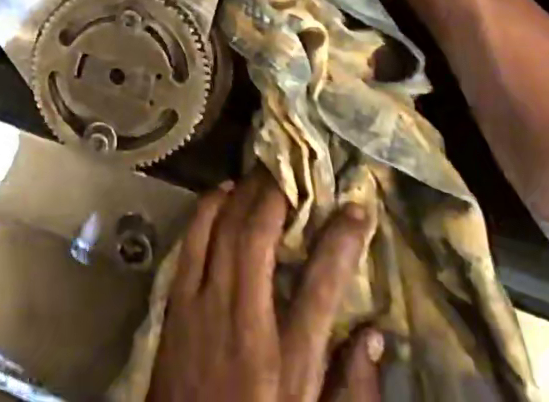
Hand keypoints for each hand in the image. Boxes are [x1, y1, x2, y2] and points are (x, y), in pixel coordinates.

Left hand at [148, 171, 382, 401]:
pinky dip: (206, 211)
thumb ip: (350, 388)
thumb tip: (374, 334)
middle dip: (278, 196)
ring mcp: (202, 307)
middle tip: (296, 169)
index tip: (358, 208)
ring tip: (261, 172)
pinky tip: (220, 194)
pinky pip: (190, 242)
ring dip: (242, 194)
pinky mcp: (174, 304)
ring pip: (220, 230)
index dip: (342, 240)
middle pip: (257, 239)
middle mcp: (241, 320)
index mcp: (285, 358)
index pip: (320, 285)